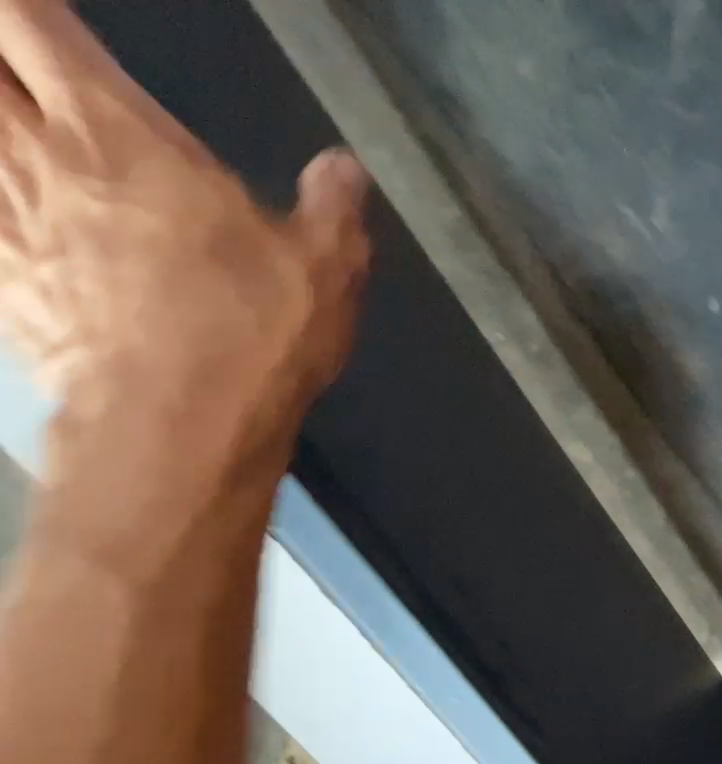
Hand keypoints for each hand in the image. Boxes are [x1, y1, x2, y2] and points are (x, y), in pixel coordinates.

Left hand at [0, 1, 368, 484]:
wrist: (176, 421)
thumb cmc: (257, 329)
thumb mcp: (328, 266)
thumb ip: (332, 204)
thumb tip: (342, 166)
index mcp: (121, 135)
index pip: (31, 22)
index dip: (34, 11)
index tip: (53, 18)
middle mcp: (35, 155)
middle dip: (8, 58)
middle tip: (31, 66)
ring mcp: (1, 212)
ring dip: (2, 120)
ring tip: (28, 129)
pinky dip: (2, 195)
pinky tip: (24, 208)